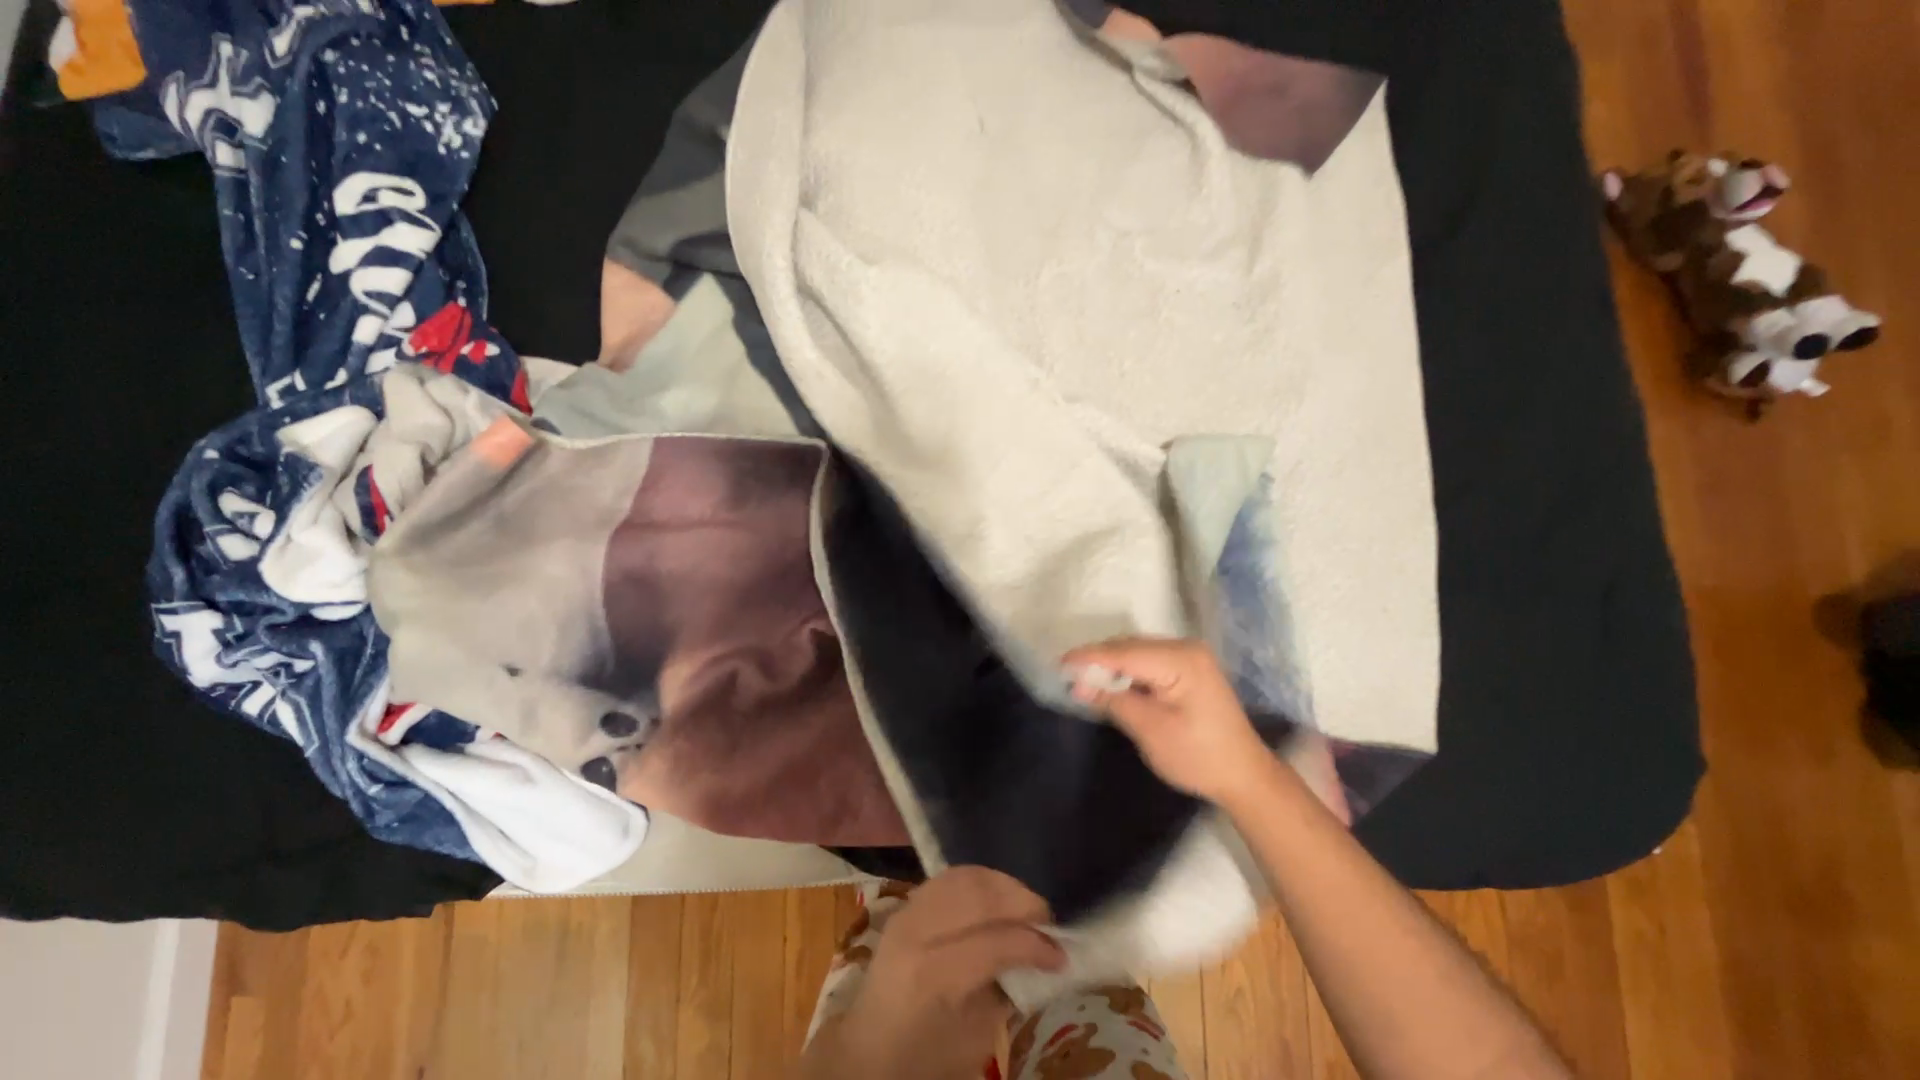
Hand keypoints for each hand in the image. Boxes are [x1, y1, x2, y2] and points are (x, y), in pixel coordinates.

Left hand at [799, 867, 1065, 1079]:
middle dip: (1024, 903)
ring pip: (966, 876)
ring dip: (1004, 886)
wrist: (870, 1048)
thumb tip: (1044, 957)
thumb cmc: (927, 1054)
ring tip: (1026, 909)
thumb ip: (1009, 990)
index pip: (996, 941)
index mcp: (933, 976)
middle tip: (1049, 925)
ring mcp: (907, 912)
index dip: (1037, 944)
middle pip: (980, 896)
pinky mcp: (906, 904)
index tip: (1062, 956)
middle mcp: (916, 933)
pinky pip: (950, 878)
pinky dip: (981, 882)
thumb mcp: (977, 1035)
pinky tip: (999, 900)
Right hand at [1063, 637, 1278, 805]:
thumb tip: (1079, 684)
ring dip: (1111, 667)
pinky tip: (1112, 686)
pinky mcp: (1189, 670)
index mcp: (1180, 660)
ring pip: (1137, 653)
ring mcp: (1190, 658)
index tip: (1058, 665)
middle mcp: (1186, 649)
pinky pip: (1148, 663)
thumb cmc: (1198, 755)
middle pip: (1129, 647)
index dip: (1089, 658)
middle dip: (1098, 661)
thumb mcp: (1150, 730)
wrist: (1244, 774)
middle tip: (1067, 679)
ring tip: (1083, 683)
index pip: (1123, 652)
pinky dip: (1127, 672)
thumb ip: (1114, 701)